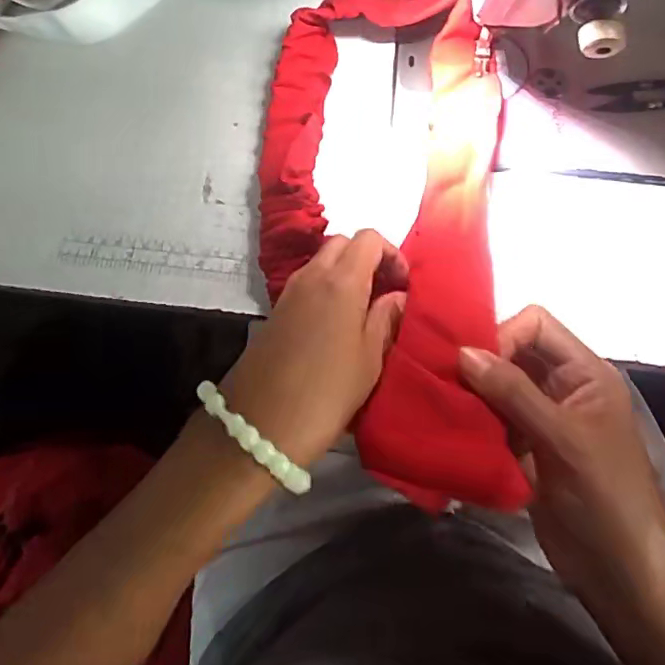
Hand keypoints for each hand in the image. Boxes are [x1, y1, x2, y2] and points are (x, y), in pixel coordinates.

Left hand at [222, 231, 408, 468]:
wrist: (261, 425)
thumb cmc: (327, 391)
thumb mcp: (370, 358)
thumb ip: (386, 318)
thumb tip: (397, 296)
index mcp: (340, 281)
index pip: (369, 238)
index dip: (392, 253)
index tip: (404, 284)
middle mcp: (312, 276)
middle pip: (343, 244)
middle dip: (368, 258)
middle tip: (386, 292)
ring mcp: (290, 292)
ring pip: (323, 262)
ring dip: (347, 273)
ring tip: (365, 310)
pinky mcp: (277, 311)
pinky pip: (309, 283)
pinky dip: (328, 289)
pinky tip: (339, 325)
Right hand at [459, 306, 664, 608]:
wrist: (622, 574)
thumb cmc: (606, 496)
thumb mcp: (563, 438)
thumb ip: (514, 392)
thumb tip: (464, 351)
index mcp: (585, 372)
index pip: (538, 325)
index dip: (505, 334)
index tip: (472, 362)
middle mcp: (562, 387)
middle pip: (515, 352)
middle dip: (482, 362)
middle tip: (445, 378)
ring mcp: (542, 419)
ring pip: (499, 387)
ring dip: (473, 392)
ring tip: (441, 400)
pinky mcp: (525, 449)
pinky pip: (493, 420)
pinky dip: (473, 421)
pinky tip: (449, 427)